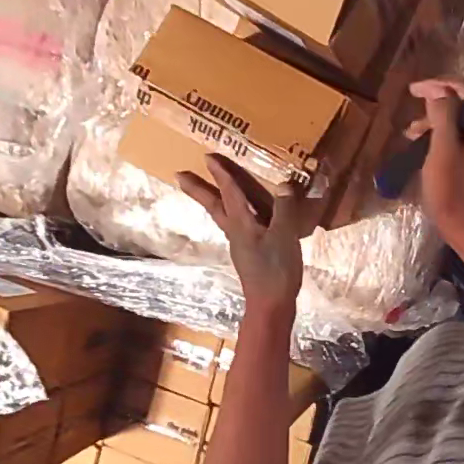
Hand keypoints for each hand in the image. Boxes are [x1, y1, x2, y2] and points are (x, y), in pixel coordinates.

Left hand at [177, 154, 304, 311]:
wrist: (270, 306)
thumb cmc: (276, 270)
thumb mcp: (284, 236)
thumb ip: (284, 209)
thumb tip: (283, 184)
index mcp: (241, 223)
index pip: (228, 192)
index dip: (220, 173)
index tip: (207, 156)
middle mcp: (235, 231)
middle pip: (213, 205)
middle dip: (197, 189)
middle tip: (179, 175)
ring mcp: (240, 244)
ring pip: (223, 215)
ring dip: (213, 200)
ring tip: (208, 189)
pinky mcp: (248, 254)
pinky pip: (237, 225)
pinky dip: (235, 213)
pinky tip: (246, 216)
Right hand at [406, 77, 463, 239]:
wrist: (462, 223)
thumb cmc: (450, 186)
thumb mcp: (443, 147)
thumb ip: (443, 115)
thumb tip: (439, 91)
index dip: (442, 83)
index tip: (415, 89)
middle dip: (438, 96)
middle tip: (414, 97)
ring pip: (456, 117)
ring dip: (433, 116)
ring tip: (411, 130)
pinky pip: (452, 133)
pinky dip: (435, 131)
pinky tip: (419, 141)